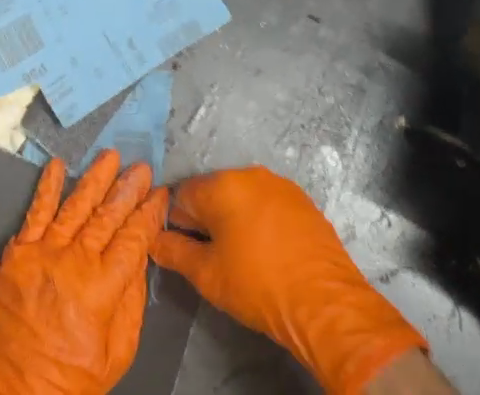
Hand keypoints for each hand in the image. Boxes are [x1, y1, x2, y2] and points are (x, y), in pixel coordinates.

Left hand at [0, 152, 169, 394]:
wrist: (16, 388)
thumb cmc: (74, 375)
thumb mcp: (119, 347)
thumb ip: (132, 298)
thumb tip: (141, 254)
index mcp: (103, 287)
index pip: (132, 239)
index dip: (148, 213)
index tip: (160, 194)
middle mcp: (73, 262)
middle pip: (106, 216)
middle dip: (126, 189)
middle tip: (140, 166)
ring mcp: (42, 253)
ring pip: (73, 207)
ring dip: (94, 179)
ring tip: (109, 156)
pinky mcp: (16, 254)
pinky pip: (34, 213)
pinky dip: (46, 188)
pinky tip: (58, 166)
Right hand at [150, 167, 429, 393]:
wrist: (326, 305)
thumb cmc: (258, 286)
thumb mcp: (205, 274)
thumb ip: (172, 251)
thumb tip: (152, 239)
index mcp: (221, 185)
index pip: (181, 195)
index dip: (177, 224)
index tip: (186, 250)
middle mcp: (250, 174)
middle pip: (213, 193)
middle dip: (207, 220)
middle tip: (214, 258)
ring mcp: (281, 186)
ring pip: (242, 199)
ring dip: (235, 221)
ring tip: (243, 258)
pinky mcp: (304, 203)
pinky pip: (268, 206)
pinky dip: (261, 223)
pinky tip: (268, 253)